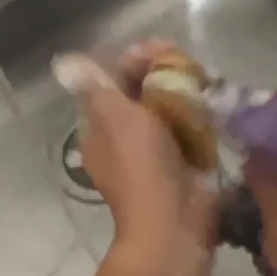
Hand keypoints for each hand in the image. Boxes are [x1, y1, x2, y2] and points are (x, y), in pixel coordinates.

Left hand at [61, 49, 219, 254]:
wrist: (172, 225)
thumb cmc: (140, 167)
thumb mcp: (113, 117)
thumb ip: (94, 86)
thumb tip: (62, 63)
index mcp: (100, 129)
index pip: (112, 81)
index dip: (134, 59)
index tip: (160, 50)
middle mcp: (124, 140)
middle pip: (142, 93)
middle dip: (164, 72)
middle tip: (188, 65)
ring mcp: (155, 153)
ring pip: (169, 109)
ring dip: (186, 91)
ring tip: (205, 79)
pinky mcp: (184, 165)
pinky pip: (191, 130)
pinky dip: (201, 115)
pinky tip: (214, 103)